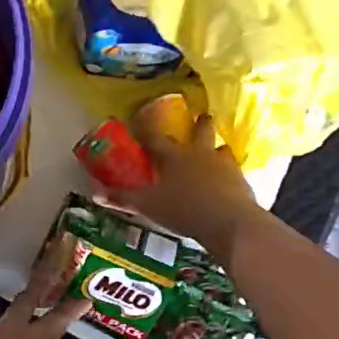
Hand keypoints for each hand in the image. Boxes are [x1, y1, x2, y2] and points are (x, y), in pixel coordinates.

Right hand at [112, 114, 264, 258]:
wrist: (228, 221)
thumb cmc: (183, 210)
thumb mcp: (148, 206)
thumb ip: (124, 198)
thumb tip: (96, 194)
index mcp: (173, 157)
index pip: (155, 137)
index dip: (145, 128)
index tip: (140, 118)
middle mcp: (199, 153)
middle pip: (201, 130)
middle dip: (199, 123)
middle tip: (200, 118)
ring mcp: (224, 164)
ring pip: (221, 147)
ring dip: (217, 148)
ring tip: (216, 153)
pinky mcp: (242, 179)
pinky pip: (235, 170)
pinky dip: (230, 173)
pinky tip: (229, 182)